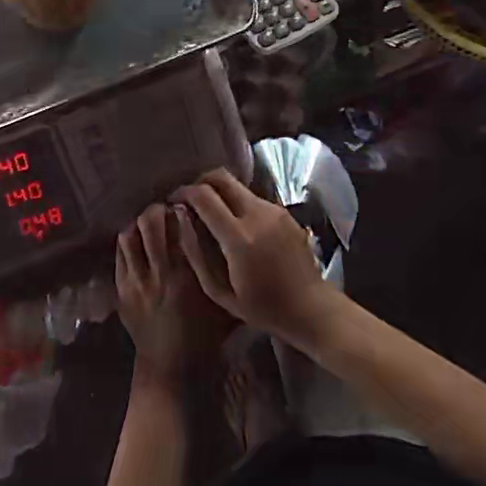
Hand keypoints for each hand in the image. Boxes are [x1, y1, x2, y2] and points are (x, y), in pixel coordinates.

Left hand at [116, 202, 230, 386]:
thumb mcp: (223, 303)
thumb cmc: (206, 337)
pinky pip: (120, 254)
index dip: (183, 209)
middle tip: (167, 211)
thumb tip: (225, 236)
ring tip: (151, 225)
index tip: (189, 206)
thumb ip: (223, 271)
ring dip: (140, 225)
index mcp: (186, 275)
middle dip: (158, 210)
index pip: (180, 225)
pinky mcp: (121, 291)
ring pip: (129, 234)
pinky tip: (140, 244)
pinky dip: (129, 243)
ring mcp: (135, 282)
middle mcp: (158, 273)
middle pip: (150, 221)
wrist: (171, 371)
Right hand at [172, 169, 334, 345]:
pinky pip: (253, 198)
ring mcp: (274, 210)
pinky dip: (238, 203)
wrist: (311, 308)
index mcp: (239, 237)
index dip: (184, 192)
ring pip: (238, 186)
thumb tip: (181, 219)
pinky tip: (236, 226)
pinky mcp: (284, 212)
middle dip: (201, 182)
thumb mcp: (220, 293)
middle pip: (222, 177)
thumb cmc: (263, 308)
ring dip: (220, 193)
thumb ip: (196, 254)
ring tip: (211, 214)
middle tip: (190, 199)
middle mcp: (258, 215)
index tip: (174, 200)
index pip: (204, 196)